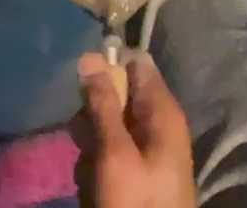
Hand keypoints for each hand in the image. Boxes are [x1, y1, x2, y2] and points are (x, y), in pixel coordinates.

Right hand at [72, 52, 196, 207]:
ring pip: (107, 126)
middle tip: (85, 136)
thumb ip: (102, 103)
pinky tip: (94, 185)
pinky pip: (108, 153)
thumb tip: (90, 55)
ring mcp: (148, 150)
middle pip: (116, 95)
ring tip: (91, 170)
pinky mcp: (137, 173)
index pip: (136, 63)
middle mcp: (158, 124)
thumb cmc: (135, 203)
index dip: (108, 66)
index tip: (84, 83)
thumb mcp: (114, 152)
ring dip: (91, 145)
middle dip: (93, 114)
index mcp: (163, 111)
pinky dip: (97, 166)